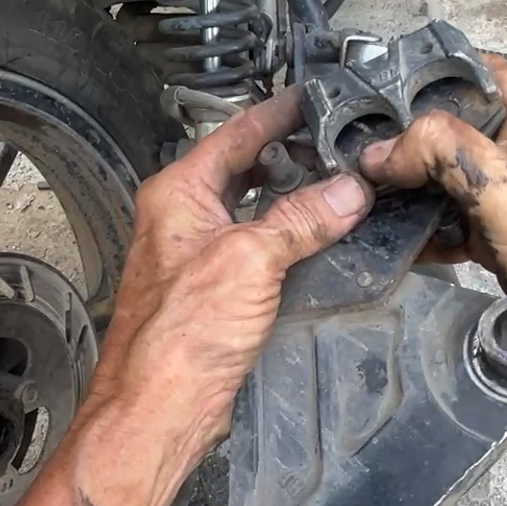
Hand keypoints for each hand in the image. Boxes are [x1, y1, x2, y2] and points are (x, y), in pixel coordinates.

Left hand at [89, 87, 372, 464]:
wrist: (160, 406)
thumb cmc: (178, 336)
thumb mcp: (249, 260)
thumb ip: (301, 219)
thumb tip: (347, 191)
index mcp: (179, 194)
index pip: (235, 134)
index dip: (276, 114)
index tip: (312, 99)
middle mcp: (186, 218)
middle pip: (246, 168)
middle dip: (293, 155)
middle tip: (341, 145)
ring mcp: (203, 253)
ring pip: (257, 208)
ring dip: (296, 197)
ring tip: (343, 185)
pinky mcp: (220, 288)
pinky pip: (263, 246)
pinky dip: (293, 237)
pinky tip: (324, 237)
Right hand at [358, 58, 506, 383]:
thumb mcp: (500, 183)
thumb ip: (438, 150)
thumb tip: (377, 154)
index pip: (475, 72)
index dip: (429, 75)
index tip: (380, 95)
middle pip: (451, 128)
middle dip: (406, 141)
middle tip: (359, 153)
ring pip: (446, 176)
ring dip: (409, 186)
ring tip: (363, 193)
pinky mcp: (498, 233)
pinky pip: (451, 219)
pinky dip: (424, 227)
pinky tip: (393, 238)